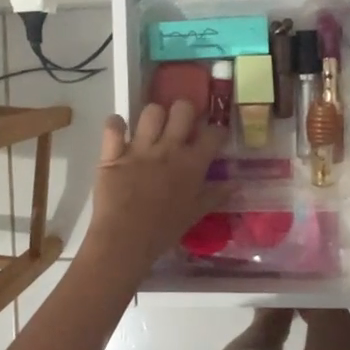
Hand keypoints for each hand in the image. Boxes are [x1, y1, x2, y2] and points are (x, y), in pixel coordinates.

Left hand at [84, 101, 229, 272]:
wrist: (125, 240)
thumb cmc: (163, 231)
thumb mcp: (195, 215)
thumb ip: (216, 196)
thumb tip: (236, 184)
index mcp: (191, 164)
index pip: (213, 134)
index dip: (216, 130)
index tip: (214, 134)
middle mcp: (168, 149)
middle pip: (182, 109)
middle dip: (185, 111)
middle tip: (181, 124)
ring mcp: (139, 148)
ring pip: (151, 111)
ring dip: (153, 116)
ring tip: (152, 129)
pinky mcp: (113, 152)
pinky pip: (113, 125)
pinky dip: (115, 125)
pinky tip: (119, 131)